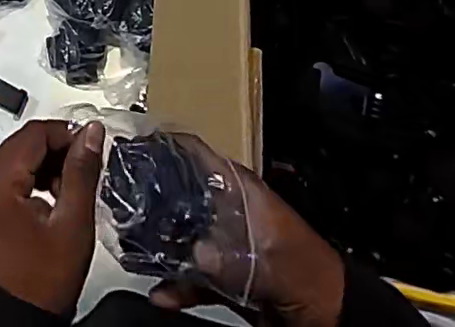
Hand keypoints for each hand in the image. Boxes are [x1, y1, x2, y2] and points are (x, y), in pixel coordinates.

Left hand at [0, 119, 106, 315]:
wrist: (13, 322)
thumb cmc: (36, 285)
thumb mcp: (71, 224)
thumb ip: (82, 171)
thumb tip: (90, 134)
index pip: (36, 133)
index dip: (69, 134)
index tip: (92, 144)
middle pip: (27, 141)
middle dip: (60, 150)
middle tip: (87, 168)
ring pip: (23, 155)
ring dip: (51, 163)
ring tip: (73, 189)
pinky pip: (15, 172)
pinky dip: (38, 177)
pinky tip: (57, 198)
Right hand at [149, 138, 346, 326]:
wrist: (334, 320)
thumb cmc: (311, 274)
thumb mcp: (273, 261)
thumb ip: (233, 256)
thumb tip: (195, 251)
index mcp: (238, 189)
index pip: (195, 153)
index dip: (164, 145)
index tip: (133, 146)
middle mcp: (226, 209)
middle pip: (181, 193)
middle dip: (152, 196)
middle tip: (120, 195)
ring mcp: (225, 242)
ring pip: (182, 234)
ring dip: (159, 242)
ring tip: (131, 243)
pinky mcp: (225, 275)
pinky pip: (192, 274)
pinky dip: (176, 284)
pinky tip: (159, 292)